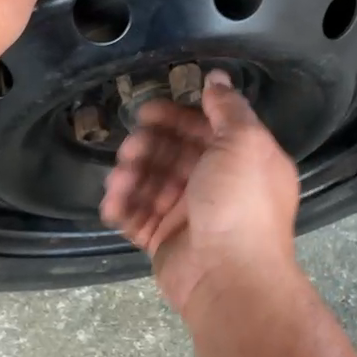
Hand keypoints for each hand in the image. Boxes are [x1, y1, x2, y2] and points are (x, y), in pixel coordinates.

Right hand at [100, 71, 302, 313]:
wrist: (229, 277)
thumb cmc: (240, 204)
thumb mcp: (244, 143)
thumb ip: (229, 108)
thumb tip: (218, 78)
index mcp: (241, 161)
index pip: (204, 130)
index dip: (174, 118)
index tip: (146, 112)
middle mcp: (218, 185)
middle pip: (174, 155)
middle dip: (148, 148)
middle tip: (130, 149)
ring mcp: (190, 215)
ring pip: (152, 184)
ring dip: (131, 177)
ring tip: (118, 180)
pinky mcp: (166, 241)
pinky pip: (138, 217)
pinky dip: (123, 208)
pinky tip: (111, 204)